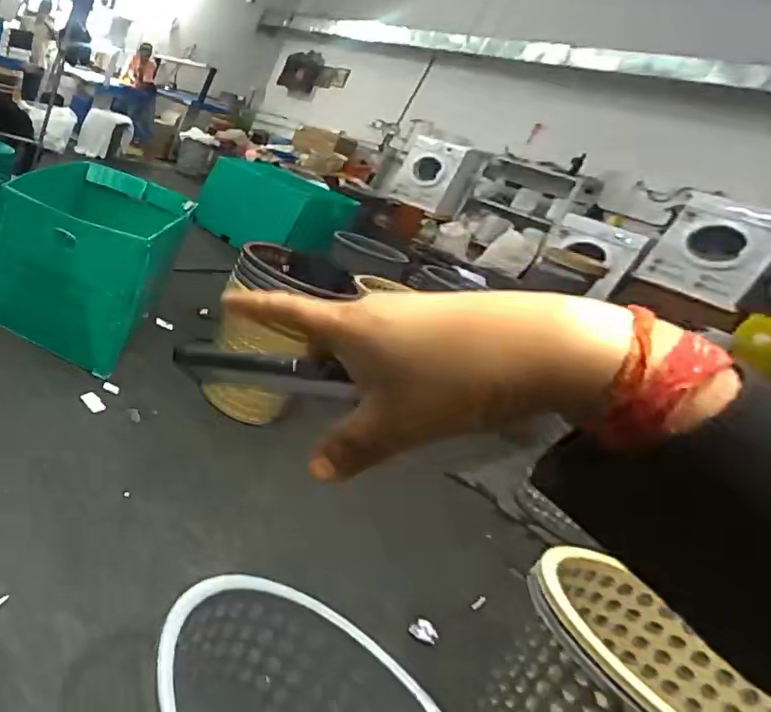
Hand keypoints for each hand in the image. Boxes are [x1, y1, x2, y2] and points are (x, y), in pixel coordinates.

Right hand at [222, 289, 644, 481]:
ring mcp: (406, 307)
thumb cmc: (451, 380)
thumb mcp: (399, 423)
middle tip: (341, 398)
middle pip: (328, 331)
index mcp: (346, 325)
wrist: (542, 344)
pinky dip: (398, 359)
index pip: (285, 311)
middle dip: (324, 360)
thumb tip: (316, 472)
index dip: (254, 306)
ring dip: (366, 365)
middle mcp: (369, 307)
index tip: (227, 299)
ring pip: (367, 337)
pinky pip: (399, 336)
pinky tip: (434, 386)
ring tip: (399, 402)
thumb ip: (354, 446)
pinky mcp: (439, 313)